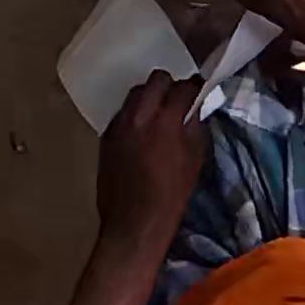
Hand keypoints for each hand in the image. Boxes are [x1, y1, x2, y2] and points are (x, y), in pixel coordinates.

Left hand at [97, 70, 206, 247]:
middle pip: (156, 79)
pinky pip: (123, 111)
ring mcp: (120, 123)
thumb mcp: (194, 161)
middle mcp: (141, 115)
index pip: (184, 87)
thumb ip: (195, 128)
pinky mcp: (106, 134)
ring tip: (157, 112)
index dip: (194, 86)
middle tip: (176, 98)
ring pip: (136, 92)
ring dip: (150, 96)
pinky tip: (140, 130)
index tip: (198, 89)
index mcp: (167, 121)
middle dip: (170, 84)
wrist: (133, 224)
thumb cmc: (171, 196)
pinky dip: (134, 114)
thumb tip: (194, 109)